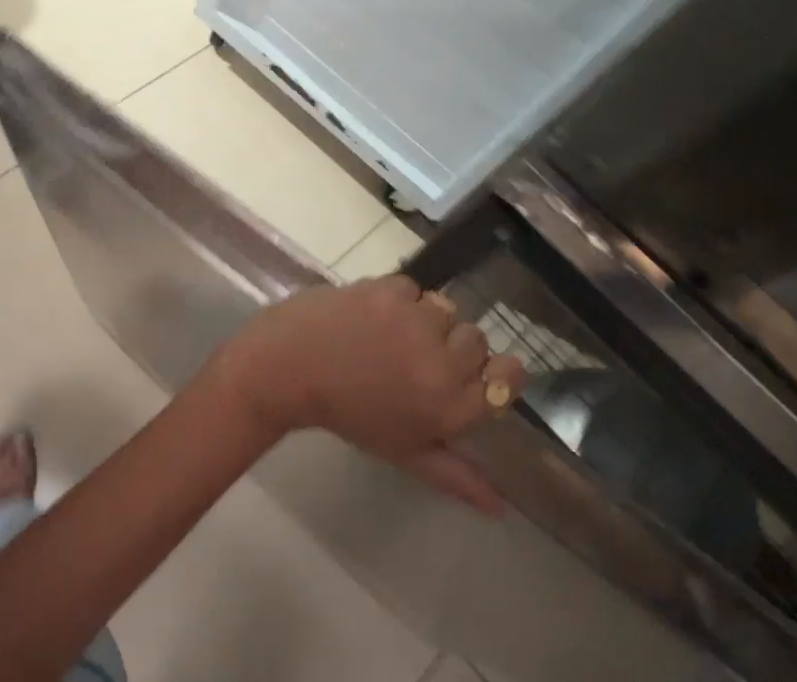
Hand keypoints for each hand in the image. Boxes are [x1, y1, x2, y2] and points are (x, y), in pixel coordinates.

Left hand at [213, 275, 520, 463]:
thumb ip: (456, 476)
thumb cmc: (346, 415)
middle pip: (476, 340)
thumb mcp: (403, 451)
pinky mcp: (389, 291)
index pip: (510, 377)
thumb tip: (501, 508)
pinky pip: (412, 289)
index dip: (496, 371)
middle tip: (412, 358)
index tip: (470, 371)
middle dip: (449, 346)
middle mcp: (444, 362)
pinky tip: (369, 317)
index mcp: (452, 406)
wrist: (286, 369)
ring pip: (445, 309)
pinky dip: (395, 299)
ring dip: (422, 319)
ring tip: (388, 335)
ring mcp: (416, 322)